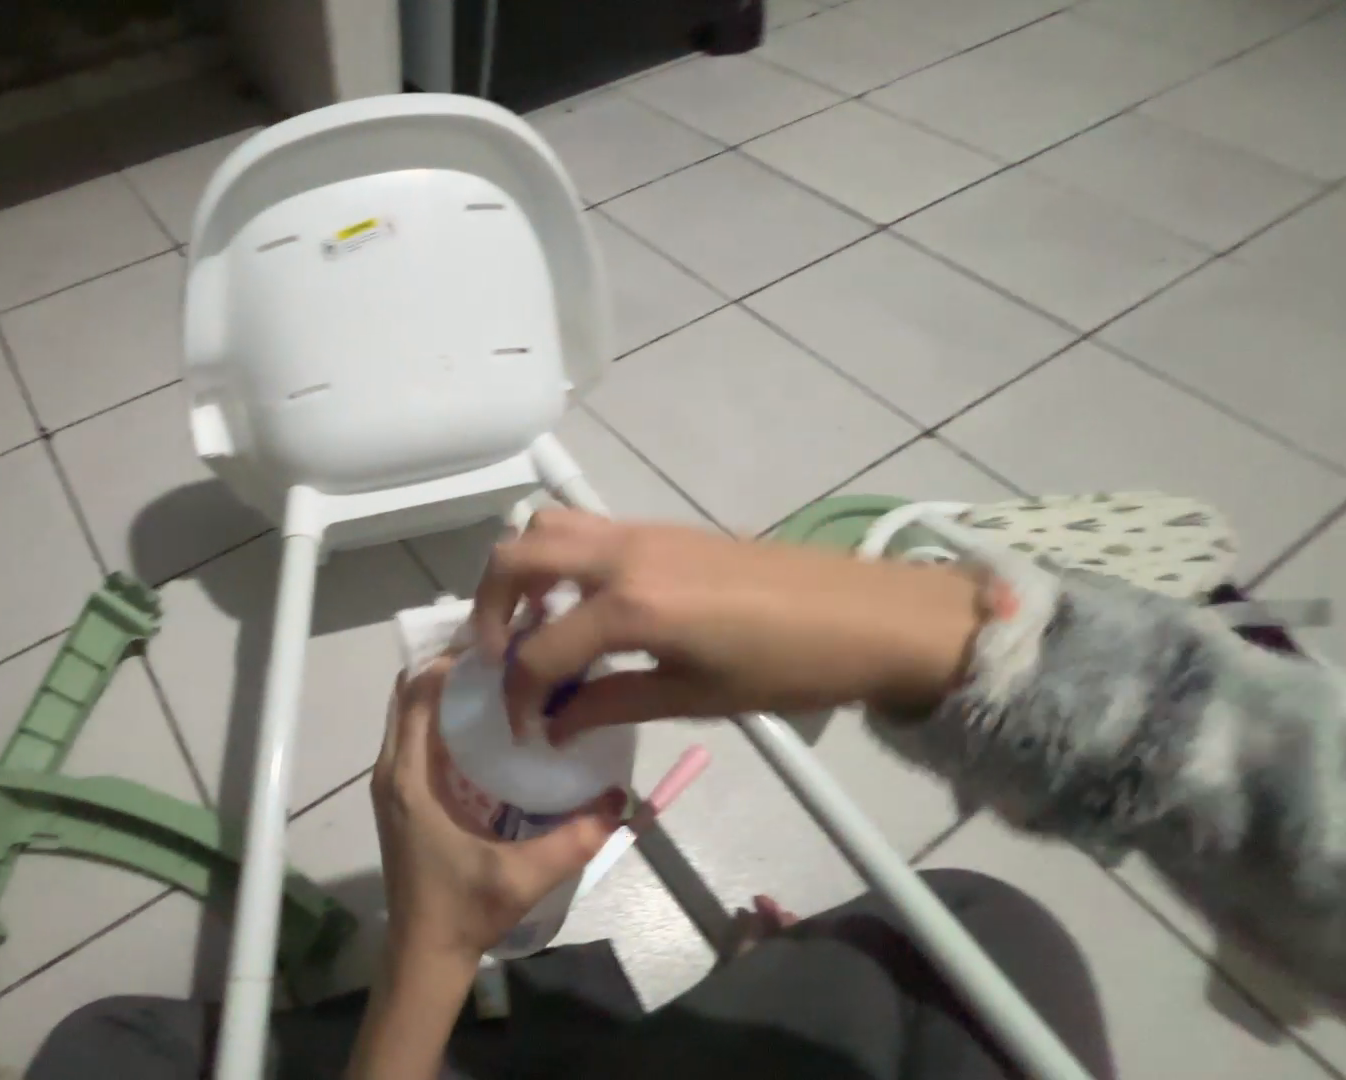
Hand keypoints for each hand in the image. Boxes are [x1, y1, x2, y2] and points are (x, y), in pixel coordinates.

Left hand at [372, 659, 625, 965]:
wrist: (424, 955)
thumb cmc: (464, 910)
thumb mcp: (524, 875)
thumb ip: (575, 839)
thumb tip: (621, 799)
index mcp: (410, 778)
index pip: (416, 697)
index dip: (448, 664)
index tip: (493, 649)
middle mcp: (391, 771)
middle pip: (407, 697)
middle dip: (445, 671)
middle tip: (499, 659)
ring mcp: (391, 784)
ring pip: (407, 716)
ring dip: (440, 693)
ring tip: (494, 682)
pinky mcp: (399, 796)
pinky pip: (411, 738)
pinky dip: (436, 719)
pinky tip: (481, 726)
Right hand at [472, 509, 982, 741]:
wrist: (865, 614)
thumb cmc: (786, 668)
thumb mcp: (691, 697)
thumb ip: (608, 704)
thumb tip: (554, 725)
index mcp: (629, 607)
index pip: (539, 650)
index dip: (519, 695)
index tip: (525, 728)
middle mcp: (618, 557)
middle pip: (514, 559)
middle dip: (487, 609)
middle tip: (497, 656)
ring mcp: (634, 532)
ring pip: (542, 527)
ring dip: (517, 572)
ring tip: (529, 620)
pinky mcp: (653, 527)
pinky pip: (578, 527)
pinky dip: (553, 559)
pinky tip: (575, 602)